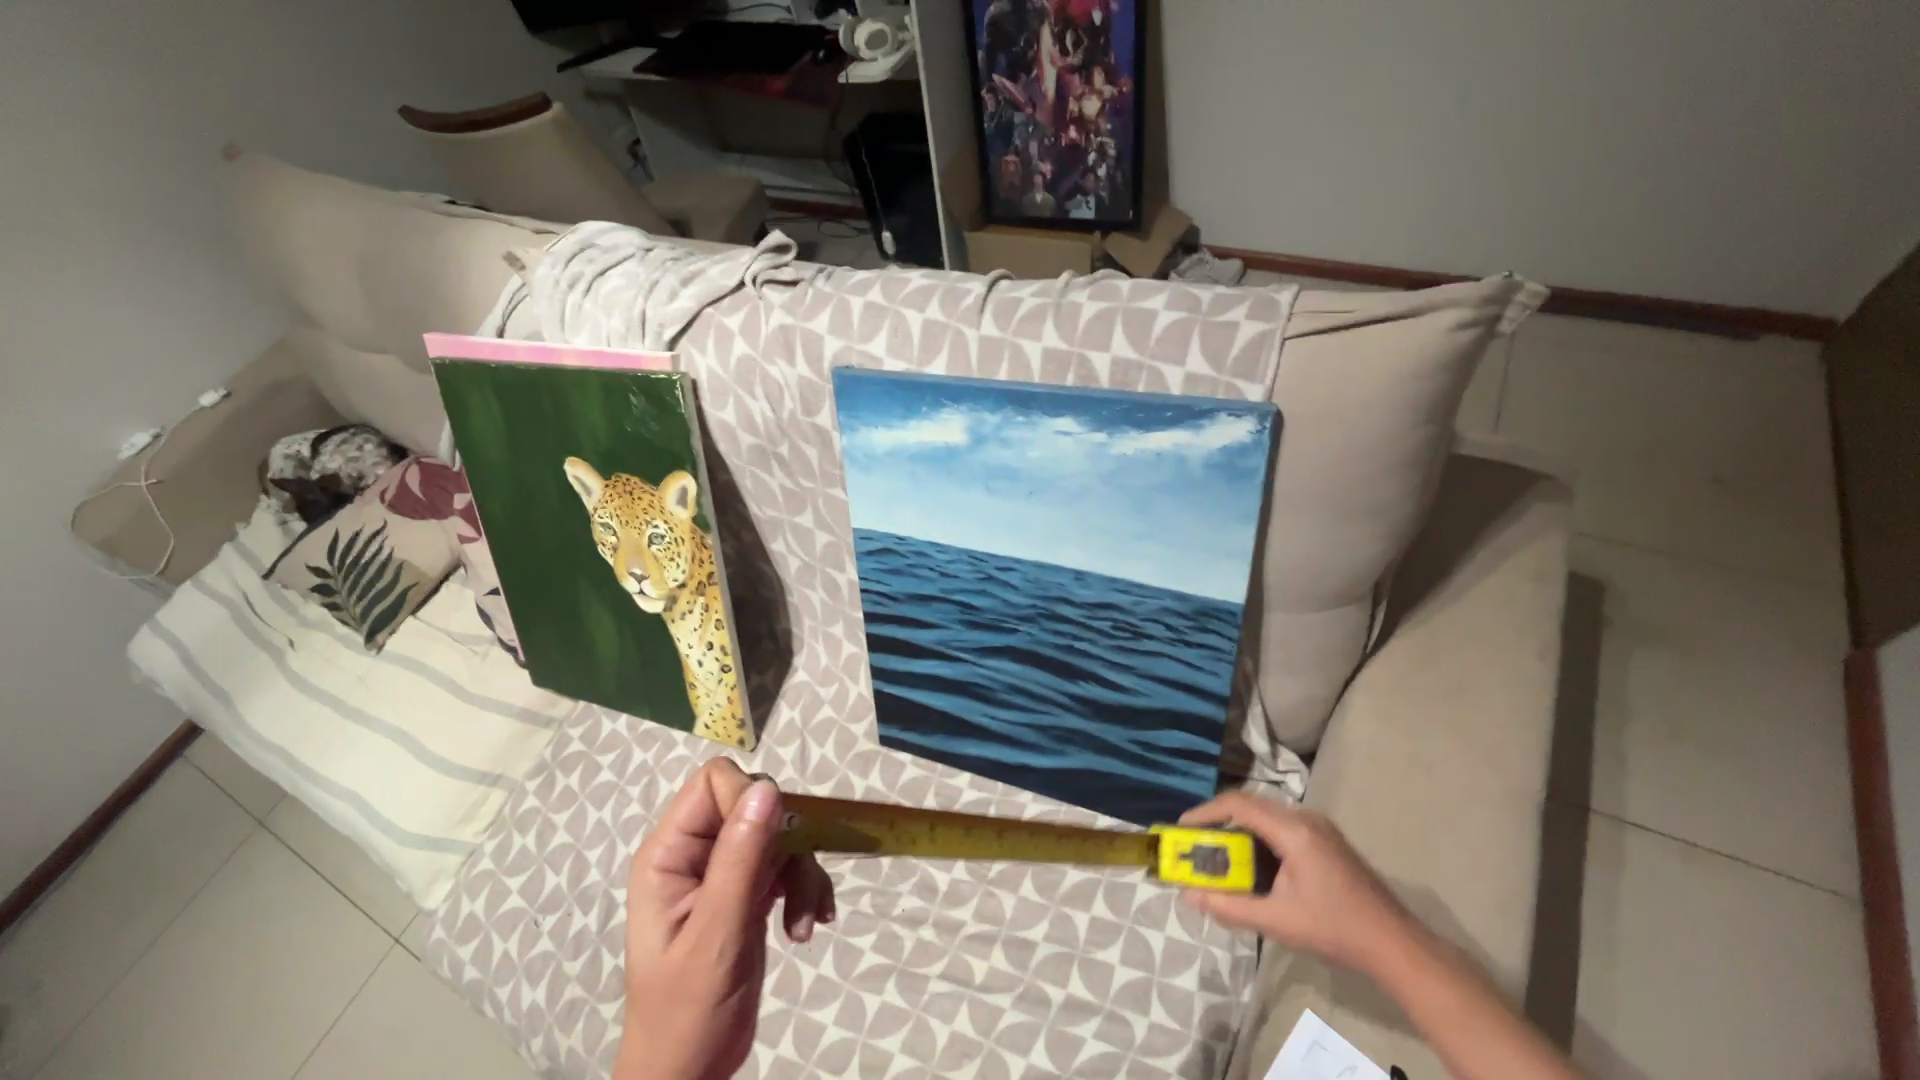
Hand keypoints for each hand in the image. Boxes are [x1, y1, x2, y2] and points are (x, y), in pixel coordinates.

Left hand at [615, 760, 835, 1079]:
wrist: (689, 1071)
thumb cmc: (685, 1010)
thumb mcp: (716, 933)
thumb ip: (741, 859)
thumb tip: (767, 788)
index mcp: (669, 854)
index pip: (715, 785)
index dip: (750, 801)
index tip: (774, 844)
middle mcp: (695, 854)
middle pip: (755, 807)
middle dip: (787, 845)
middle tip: (797, 891)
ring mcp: (724, 874)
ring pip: (779, 837)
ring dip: (803, 875)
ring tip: (804, 924)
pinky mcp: (748, 894)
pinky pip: (787, 867)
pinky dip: (805, 891)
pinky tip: (807, 927)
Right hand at [1177, 793, 1418, 976]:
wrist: (1394, 943)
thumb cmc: (1334, 929)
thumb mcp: (1275, 921)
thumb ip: (1228, 906)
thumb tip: (1188, 896)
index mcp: (1293, 831)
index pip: (1238, 804)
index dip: (1205, 812)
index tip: (1181, 829)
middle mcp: (1306, 819)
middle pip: (1251, 806)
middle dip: (1219, 823)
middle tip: (1195, 846)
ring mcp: (1320, 828)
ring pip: (1267, 816)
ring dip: (1240, 832)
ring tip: (1218, 858)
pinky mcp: (1327, 841)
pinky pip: (1282, 827)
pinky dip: (1259, 839)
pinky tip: (1253, 867)